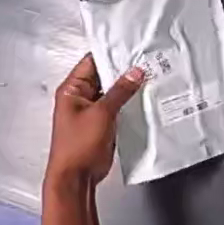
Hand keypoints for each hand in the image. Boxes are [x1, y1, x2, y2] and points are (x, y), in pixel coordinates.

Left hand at [46, 54, 144, 187]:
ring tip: (151, 77)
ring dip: (129, 89)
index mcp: (72, 90)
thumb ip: (120, 91)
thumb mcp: (102, 113)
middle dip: (124, 72)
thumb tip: (135, 72)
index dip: (112, 54)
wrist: (77, 177)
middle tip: (147, 62)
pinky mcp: (103, 124)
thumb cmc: (79, 145)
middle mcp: (80, 98)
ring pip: (112, 94)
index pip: (92, 62)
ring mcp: (92, 111)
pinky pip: (117, 109)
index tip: (133, 48)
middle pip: (104, 77)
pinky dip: (129, 105)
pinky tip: (145, 99)